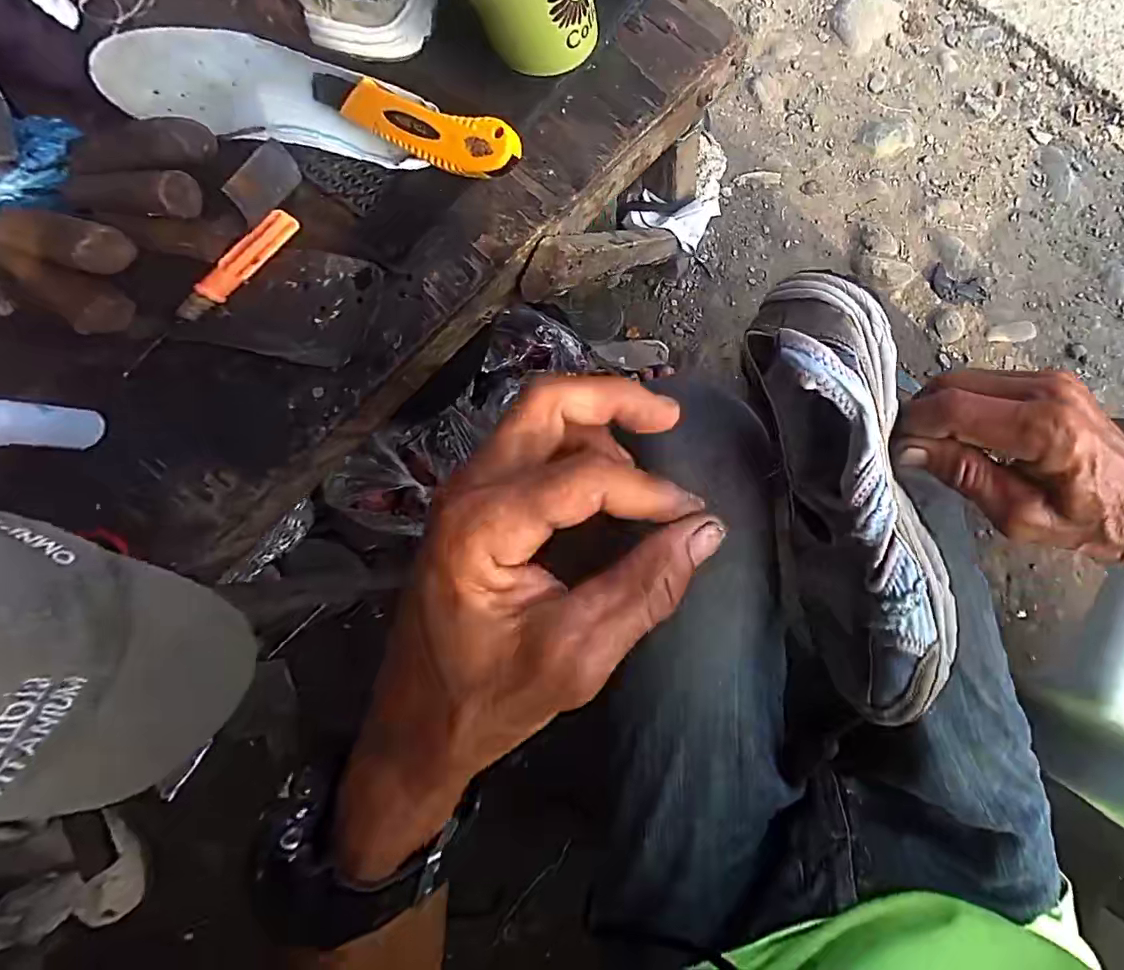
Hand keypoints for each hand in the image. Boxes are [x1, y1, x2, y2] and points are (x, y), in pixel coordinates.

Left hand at [337, 376, 723, 880]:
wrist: (417, 724)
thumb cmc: (489, 697)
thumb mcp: (579, 656)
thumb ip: (645, 589)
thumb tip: (706, 531)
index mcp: (483, 528)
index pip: (583, 477)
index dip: (647, 490)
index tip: (690, 514)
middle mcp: (468, 490)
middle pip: (546, 404)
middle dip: (614, 399)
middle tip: (669, 416)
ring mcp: (466, 489)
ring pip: (538, 416)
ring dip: (598, 419)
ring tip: (646, 457)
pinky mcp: (475, 500)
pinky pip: (532, 444)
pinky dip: (579, 440)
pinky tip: (612, 472)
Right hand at [892, 369, 1123, 570]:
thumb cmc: (1093, 523)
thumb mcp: (1020, 517)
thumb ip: (965, 476)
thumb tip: (913, 450)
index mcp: (1043, 428)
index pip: (952, 409)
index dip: (914, 428)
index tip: (898, 452)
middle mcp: (1045, 390)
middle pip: (952, 384)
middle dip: (922, 415)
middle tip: (913, 451)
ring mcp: (1048, 379)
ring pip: (964, 379)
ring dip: (940, 409)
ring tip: (939, 447)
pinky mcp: (1047, 380)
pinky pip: (985, 382)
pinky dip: (962, 404)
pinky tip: (966, 435)